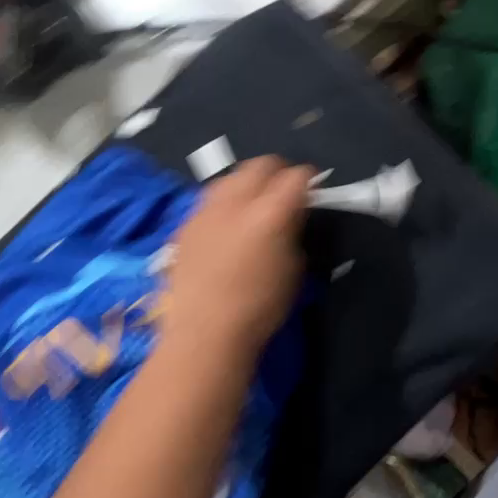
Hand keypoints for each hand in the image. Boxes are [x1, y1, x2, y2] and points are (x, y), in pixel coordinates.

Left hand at [160, 156, 313, 366]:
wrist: (204, 332)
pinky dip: (223, 205)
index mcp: (271, 213)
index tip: (312, 189)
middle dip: (277, 171)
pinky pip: (208, 202)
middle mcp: (236, 203)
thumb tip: (290, 216)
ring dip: (247, 184)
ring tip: (253, 204)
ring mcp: (205, 212)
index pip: (297, 176)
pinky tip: (226, 225)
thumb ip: (292, 231)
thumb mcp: (293, 267)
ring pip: (229, 178)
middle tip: (285, 191)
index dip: (309, 179)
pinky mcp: (184, 226)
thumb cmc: (261, 306)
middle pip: (260, 165)